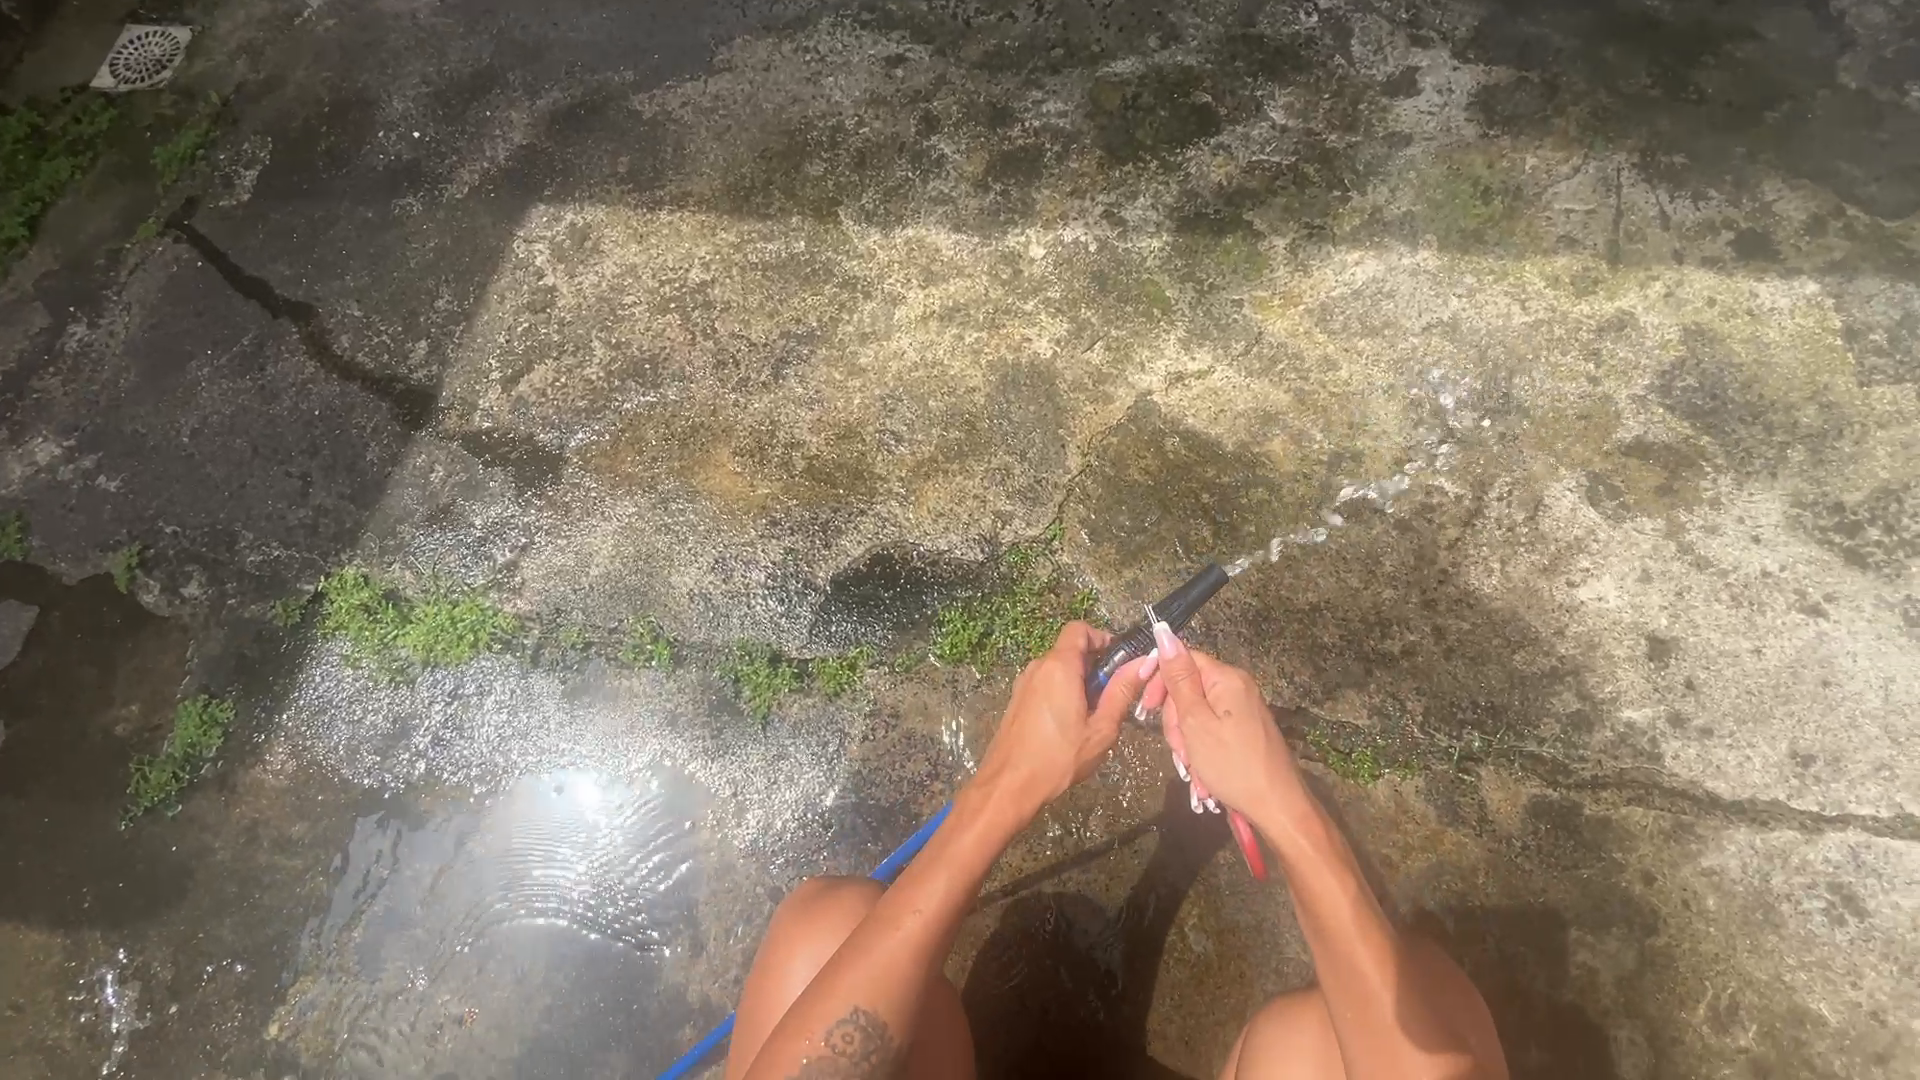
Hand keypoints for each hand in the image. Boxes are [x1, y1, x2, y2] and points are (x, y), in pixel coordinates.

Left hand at [973, 621, 1157, 812]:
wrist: (1009, 785)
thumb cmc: (1059, 758)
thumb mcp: (1101, 728)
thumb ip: (1122, 691)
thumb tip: (1145, 663)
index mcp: (1059, 666)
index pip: (1079, 629)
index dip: (1102, 638)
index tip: (1119, 661)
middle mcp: (1038, 667)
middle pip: (1070, 650)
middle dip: (1095, 667)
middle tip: (1112, 698)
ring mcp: (1024, 683)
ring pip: (1058, 669)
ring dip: (1079, 683)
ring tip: (1094, 717)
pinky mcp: (1018, 700)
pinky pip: (1046, 684)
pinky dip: (1063, 693)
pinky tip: (1071, 726)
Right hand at [1144, 621, 1301, 821]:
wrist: (1278, 808)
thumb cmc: (1232, 765)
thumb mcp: (1195, 722)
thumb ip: (1178, 678)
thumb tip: (1164, 631)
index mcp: (1226, 678)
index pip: (1182, 659)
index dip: (1159, 681)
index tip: (1145, 709)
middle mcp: (1237, 686)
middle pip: (1187, 688)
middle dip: (1175, 721)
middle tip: (1180, 751)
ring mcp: (1242, 708)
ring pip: (1195, 713)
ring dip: (1186, 741)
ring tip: (1192, 769)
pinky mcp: (1244, 729)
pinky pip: (1210, 728)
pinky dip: (1200, 749)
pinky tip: (1202, 773)